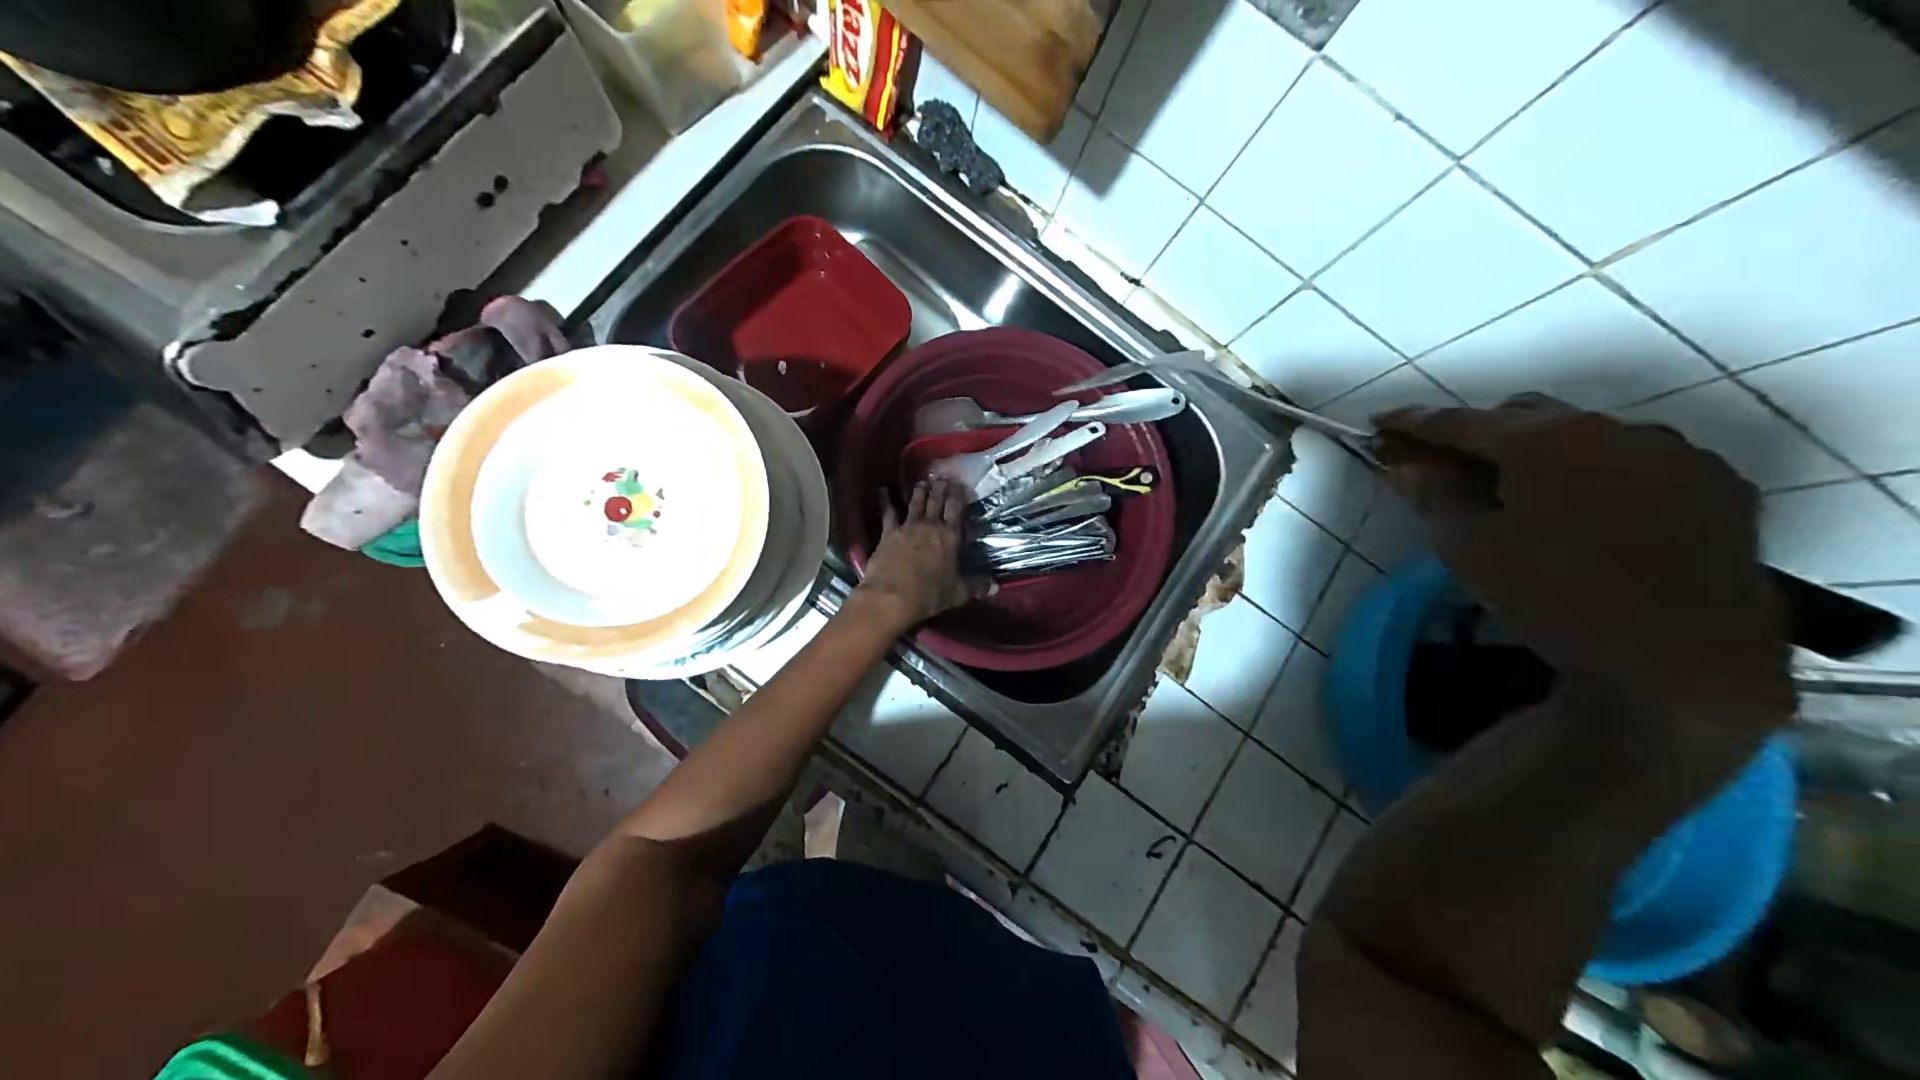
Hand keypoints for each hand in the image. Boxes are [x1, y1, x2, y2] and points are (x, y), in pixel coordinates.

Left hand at [855, 479, 986, 629]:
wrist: (893, 596)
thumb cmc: (930, 595)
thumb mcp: (958, 593)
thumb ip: (976, 586)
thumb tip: (995, 586)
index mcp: (950, 536)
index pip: (956, 509)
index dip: (957, 494)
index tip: (958, 484)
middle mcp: (930, 526)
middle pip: (936, 501)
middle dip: (940, 487)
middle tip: (942, 477)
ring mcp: (908, 527)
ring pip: (915, 502)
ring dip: (919, 491)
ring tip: (922, 482)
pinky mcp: (888, 532)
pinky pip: (888, 512)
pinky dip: (886, 500)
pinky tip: (883, 490)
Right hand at [1376, 395, 1792, 737]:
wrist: (1681, 661)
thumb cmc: (1553, 598)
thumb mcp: (1471, 549)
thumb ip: (1435, 496)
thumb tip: (1407, 466)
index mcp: (1544, 440)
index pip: (1461, 421)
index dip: (1415, 423)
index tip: (1382, 424)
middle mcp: (1613, 429)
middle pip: (1527, 416)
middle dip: (1482, 435)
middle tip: (1450, 467)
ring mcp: (1674, 453)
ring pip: (1588, 436)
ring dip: (1544, 454)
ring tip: (1521, 495)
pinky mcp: (1719, 486)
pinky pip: (1641, 462)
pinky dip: (1599, 475)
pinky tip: (1588, 514)